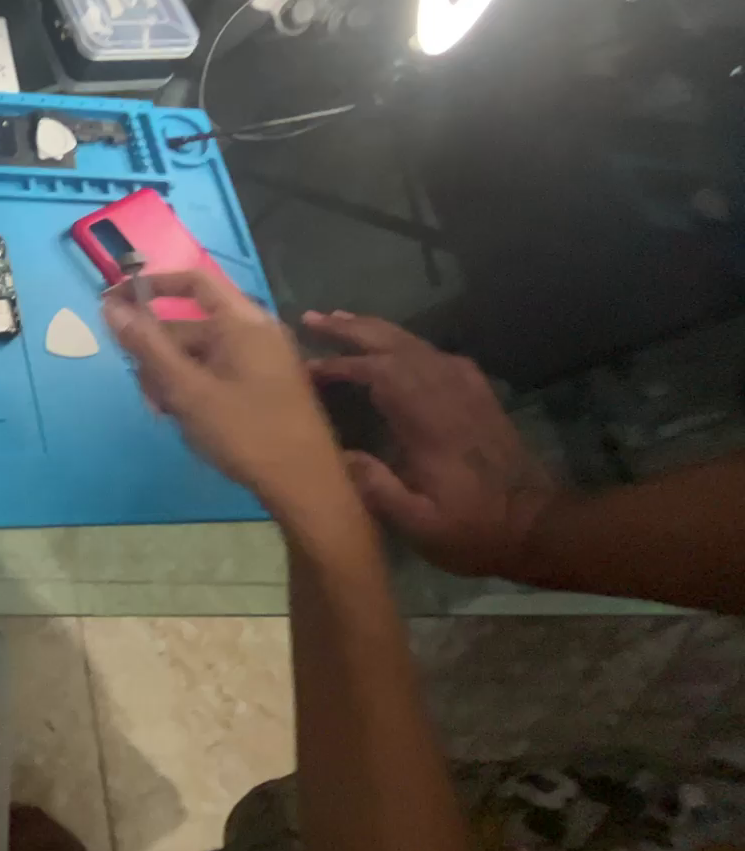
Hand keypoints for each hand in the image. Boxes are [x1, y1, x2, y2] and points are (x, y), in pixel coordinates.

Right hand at [103, 271, 347, 517]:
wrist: (304, 485)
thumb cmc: (245, 431)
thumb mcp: (186, 389)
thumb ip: (147, 345)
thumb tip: (110, 308)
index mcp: (243, 324)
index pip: (193, 282)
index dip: (150, 286)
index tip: (112, 303)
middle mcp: (253, 333)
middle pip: (186, 325)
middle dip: (155, 351)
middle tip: (142, 388)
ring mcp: (258, 360)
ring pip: (194, 353)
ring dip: (168, 375)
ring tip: (164, 410)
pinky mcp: (259, 384)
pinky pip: (211, 371)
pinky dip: (188, 386)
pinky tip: (181, 415)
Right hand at [303, 312, 557, 577]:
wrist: (546, 532)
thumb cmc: (476, 531)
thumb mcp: (420, 524)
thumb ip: (377, 488)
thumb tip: (338, 454)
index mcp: (432, 424)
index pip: (382, 374)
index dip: (340, 366)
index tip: (305, 370)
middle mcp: (451, 399)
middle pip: (399, 348)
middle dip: (354, 330)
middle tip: (312, 318)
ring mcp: (469, 396)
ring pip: (419, 347)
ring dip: (377, 331)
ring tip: (340, 321)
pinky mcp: (479, 401)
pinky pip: (440, 358)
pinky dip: (409, 345)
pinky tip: (393, 347)